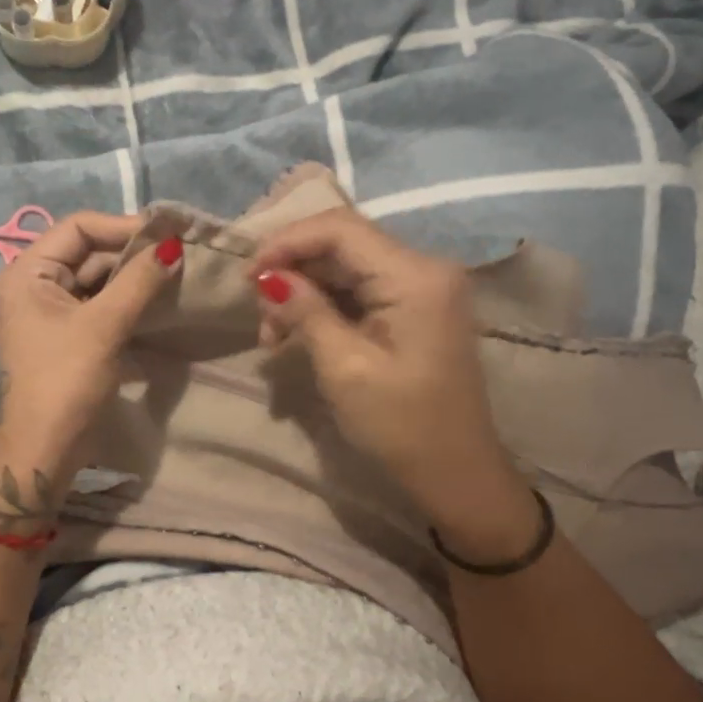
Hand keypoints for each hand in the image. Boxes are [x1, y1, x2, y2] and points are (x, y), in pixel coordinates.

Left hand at [0, 211, 182, 480]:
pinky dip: (128, 303)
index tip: (168, 234)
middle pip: (90, 252)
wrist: (46, 448)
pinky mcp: (70, 336)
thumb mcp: (104, 326)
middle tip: (181, 255)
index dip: (123, 226)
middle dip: (133, 254)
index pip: (79, 228)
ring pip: (99, 280)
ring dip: (135, 279)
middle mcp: (36, 284)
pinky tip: (161, 304)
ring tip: (177, 276)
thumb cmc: (65, 381)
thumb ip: (139, 281)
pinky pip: (102, 306)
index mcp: (29, 272)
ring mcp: (53, 311)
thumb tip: (174, 245)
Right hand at [249, 209, 537, 553]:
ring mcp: (422, 288)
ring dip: (304, 293)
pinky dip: (325, 307)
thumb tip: (268, 277)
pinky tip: (297, 336)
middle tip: (257, 314)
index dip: (287, 242)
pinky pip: (361, 291)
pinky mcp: (415, 310)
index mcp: (414, 276)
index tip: (247, 276)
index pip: (340, 229)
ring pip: (346, 268)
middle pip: (343, 244)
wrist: (455, 472)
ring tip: (272, 336)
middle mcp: (423, 268)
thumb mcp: (344, 368)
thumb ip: (306, 312)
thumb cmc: (401, 424)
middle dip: (292, 271)